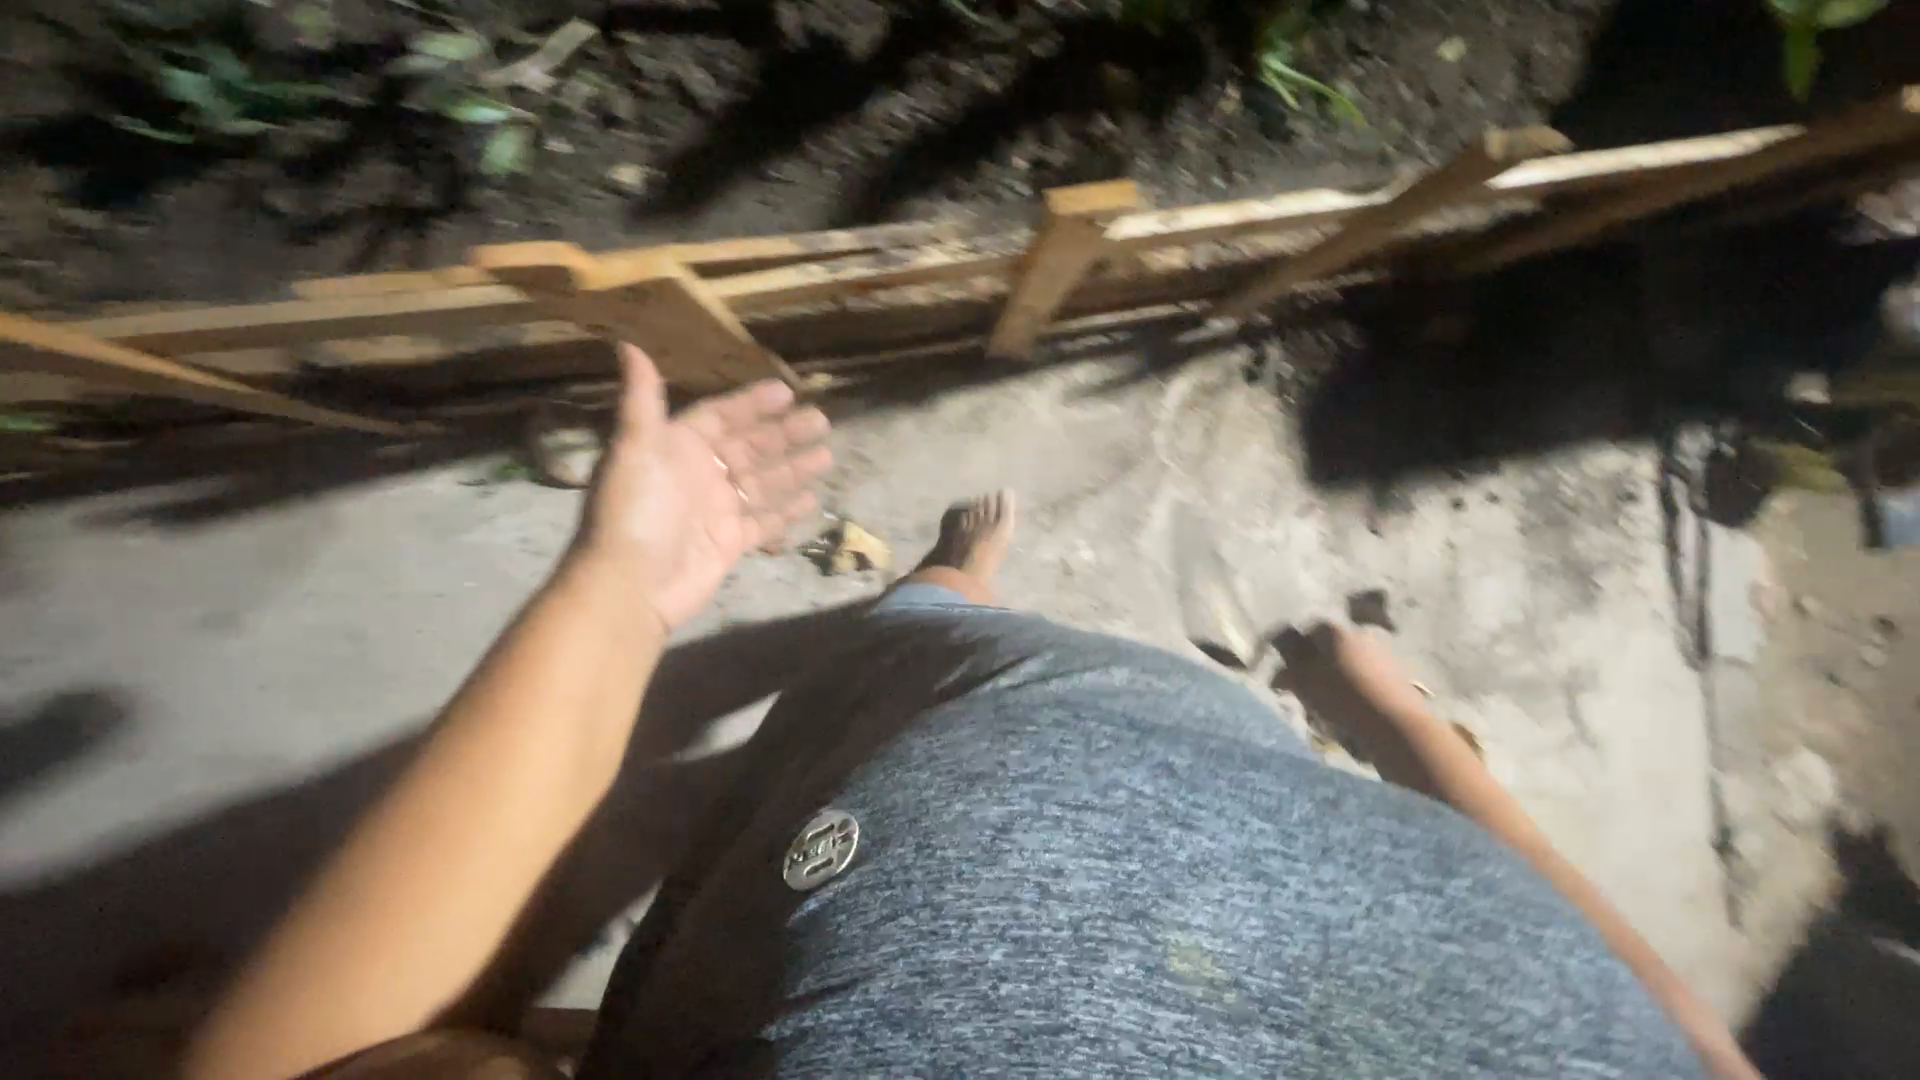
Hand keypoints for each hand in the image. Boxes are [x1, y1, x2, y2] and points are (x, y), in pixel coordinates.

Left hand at [572, 343, 832, 630]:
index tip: (788, 391)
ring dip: (794, 468)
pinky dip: (787, 512)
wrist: (631, 585)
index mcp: (676, 448)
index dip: (752, 404)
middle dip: (785, 434)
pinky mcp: (730, 542)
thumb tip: (627, 343)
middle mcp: (699, 474)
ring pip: (763, 482)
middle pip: (750, 447)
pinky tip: (812, 500)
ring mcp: (717, 510)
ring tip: (827, 455)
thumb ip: (641, 400)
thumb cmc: (633, 512)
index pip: (721, 417)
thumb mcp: (634, 450)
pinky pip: (765, 521)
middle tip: (822, 421)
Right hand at [1274, 622, 1432, 735]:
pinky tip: (1356, 702)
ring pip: (1350, 659)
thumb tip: (1277, 671)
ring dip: (1340, 673)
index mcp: (1334, 631)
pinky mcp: (1398, 673)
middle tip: (1310, 686)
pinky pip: (1369, 673)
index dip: (1297, 649)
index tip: (1291, 670)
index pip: (1309, 630)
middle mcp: (1359, 634)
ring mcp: (1382, 652)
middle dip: (1319, 661)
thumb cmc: (1341, 697)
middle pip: (1331, 645)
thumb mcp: (1303, 684)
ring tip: (1333, 698)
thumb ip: (1286, 672)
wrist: (1395, 723)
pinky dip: (1359, 683)